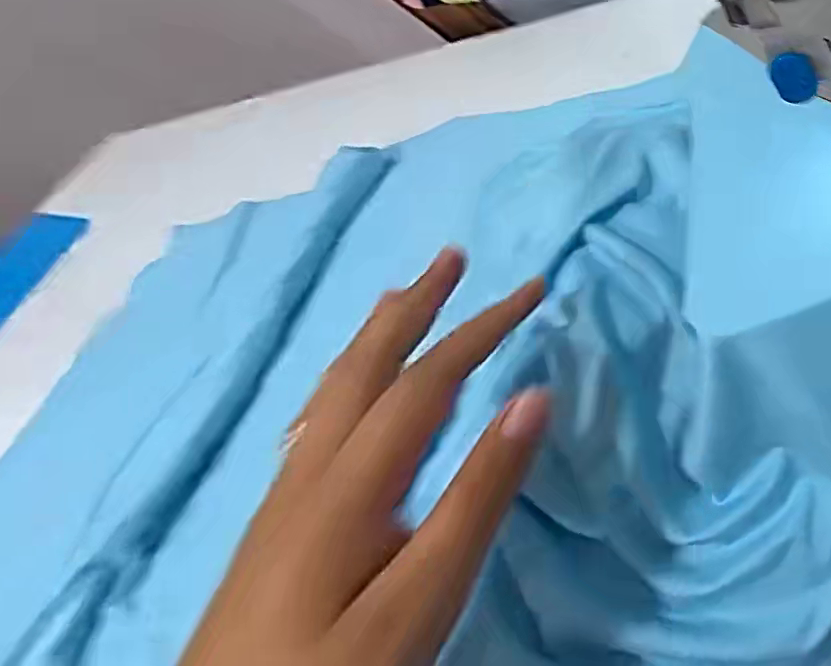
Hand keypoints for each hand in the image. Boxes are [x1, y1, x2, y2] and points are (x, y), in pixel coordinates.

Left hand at [181, 249, 549, 665]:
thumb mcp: (427, 590)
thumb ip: (481, 491)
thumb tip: (536, 394)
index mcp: (350, 485)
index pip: (428, 379)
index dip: (483, 326)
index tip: (535, 287)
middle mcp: (310, 477)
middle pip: (364, 370)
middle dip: (413, 307)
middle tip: (450, 256)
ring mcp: (285, 503)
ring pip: (333, 394)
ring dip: (376, 336)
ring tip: (400, 297)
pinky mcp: (278, 529)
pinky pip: (320, 423)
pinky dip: (349, 380)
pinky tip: (351, 392)